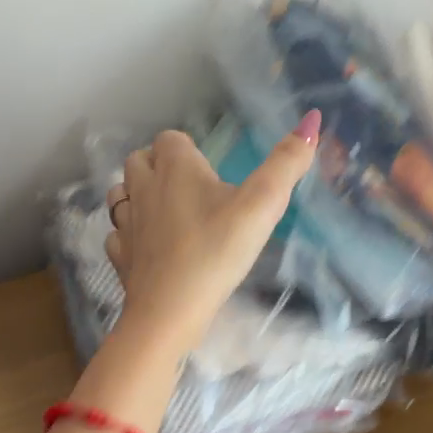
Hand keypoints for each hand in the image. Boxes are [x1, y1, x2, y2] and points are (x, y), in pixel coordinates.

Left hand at [104, 111, 320, 348]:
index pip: (172, 139)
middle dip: (158, 168)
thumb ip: (287, 164)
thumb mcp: (261, 207)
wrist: (170, 311)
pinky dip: (131, 238)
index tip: (209, 176)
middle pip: (140, 161)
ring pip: (122, 195)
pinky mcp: (120, 257)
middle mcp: (142, 187)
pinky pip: (119, 236)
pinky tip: (150, 250)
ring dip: (138, 197)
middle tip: (188, 193)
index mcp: (174, 167)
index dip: (189, 152)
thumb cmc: (216, 253)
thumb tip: (313, 120)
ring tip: (165, 216)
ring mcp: (126, 224)